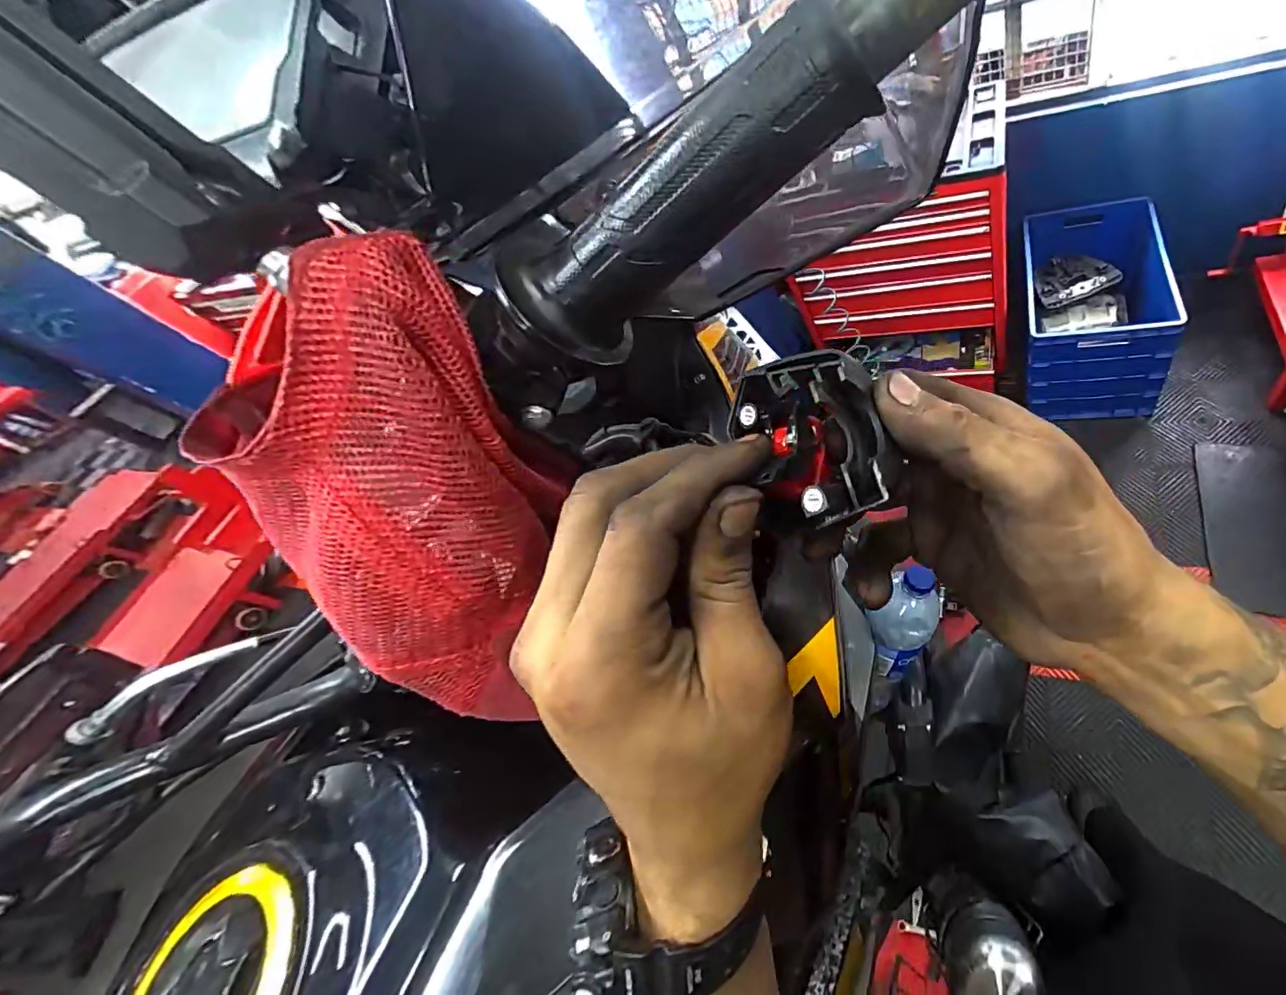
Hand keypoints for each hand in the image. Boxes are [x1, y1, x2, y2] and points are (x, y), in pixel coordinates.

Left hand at [511, 439, 788, 942]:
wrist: (681, 830)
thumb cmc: (727, 761)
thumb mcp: (748, 667)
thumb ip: (728, 573)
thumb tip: (734, 494)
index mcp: (597, 655)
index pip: (636, 528)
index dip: (697, 477)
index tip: (749, 454)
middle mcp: (545, 636)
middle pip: (592, 507)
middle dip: (668, 467)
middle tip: (731, 458)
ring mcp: (536, 633)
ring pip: (581, 518)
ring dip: (648, 483)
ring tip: (711, 475)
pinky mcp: (548, 633)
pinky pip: (583, 547)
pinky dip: (633, 515)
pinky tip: (679, 510)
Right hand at [838, 370, 1192, 669]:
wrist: (1105, 627)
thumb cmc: (1078, 542)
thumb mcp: (1026, 480)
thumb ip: (958, 434)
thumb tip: (884, 386)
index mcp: (979, 425)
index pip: (908, 395)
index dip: (859, 407)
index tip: (813, 433)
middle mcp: (953, 458)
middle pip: (879, 447)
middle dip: (839, 471)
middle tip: (806, 500)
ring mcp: (942, 504)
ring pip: (873, 498)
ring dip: (843, 520)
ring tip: (820, 549)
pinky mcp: (935, 550)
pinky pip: (886, 548)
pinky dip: (869, 565)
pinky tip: (873, 591)